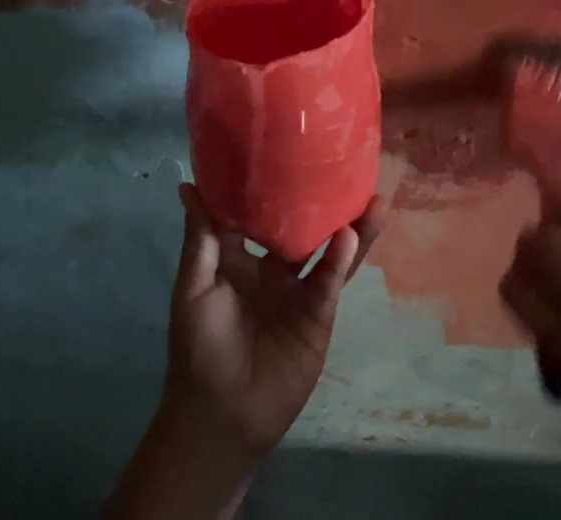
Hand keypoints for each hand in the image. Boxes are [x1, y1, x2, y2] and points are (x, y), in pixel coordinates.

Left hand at [164, 183, 385, 454]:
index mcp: (236, 256)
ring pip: (326, 251)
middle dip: (321, 201)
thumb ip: (200, 238)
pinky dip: (341, 261)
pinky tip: (351, 236)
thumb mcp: (194, 286)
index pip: (256, 210)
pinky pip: (331, 283)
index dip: (270, 183)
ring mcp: (297, 292)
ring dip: (348, 226)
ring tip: (372, 197)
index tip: (286, 146)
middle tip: (342, 166)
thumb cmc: (199, 345)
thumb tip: (188, 185)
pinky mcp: (318, 317)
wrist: (221, 413)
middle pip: (301, 226)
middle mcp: (270, 267)